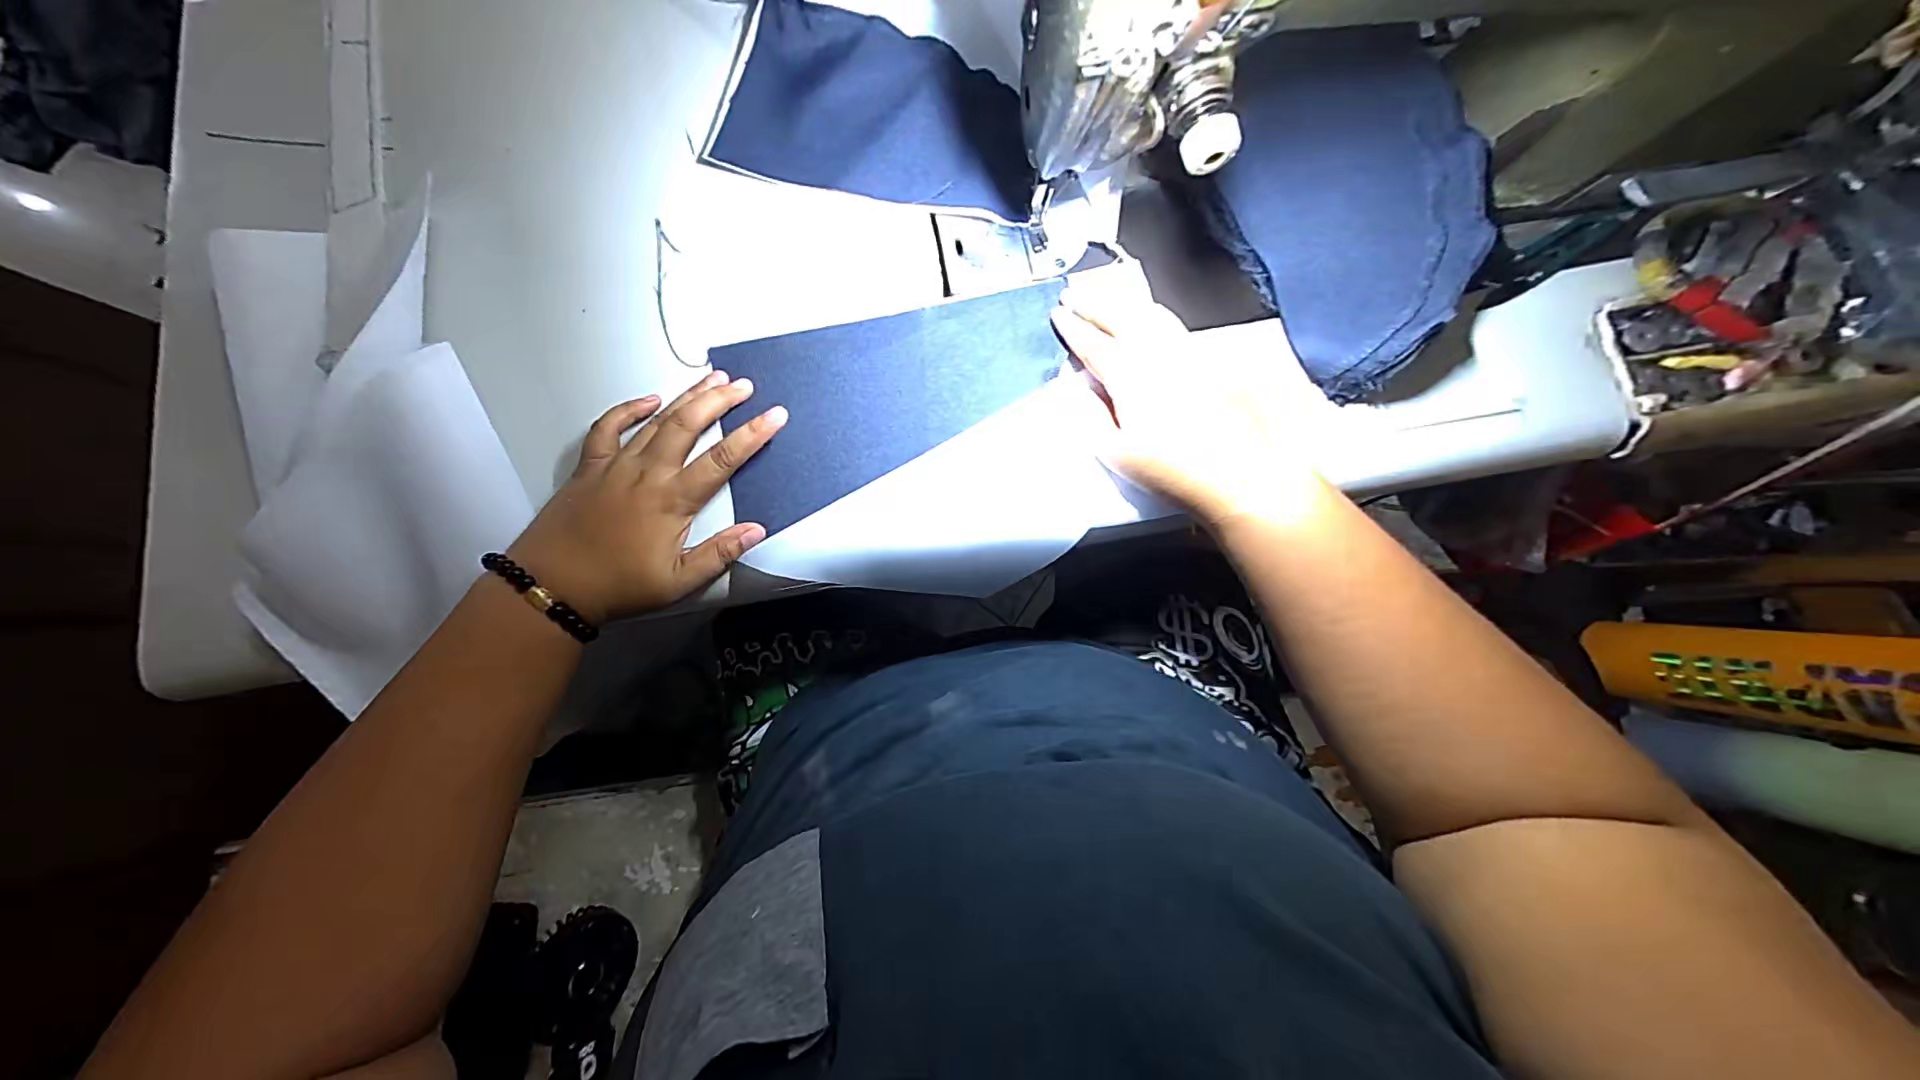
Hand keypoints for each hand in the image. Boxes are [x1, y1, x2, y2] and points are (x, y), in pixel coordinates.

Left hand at [506, 371, 785, 622]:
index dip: (753, 435)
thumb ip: (719, 553)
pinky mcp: (591, 467)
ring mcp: (616, 466)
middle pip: (689, 425)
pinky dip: (629, 409)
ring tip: (711, 380)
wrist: (552, 585)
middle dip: (720, 400)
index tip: (774, 416)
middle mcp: (646, 475)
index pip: (722, 459)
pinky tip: (648, 400)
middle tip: (743, 385)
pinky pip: (609, 427)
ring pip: (657, 420)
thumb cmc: (616, 586)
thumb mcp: (677, 581)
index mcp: (671, 501)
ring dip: (686, 397)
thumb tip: (755, 531)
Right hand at [1050, 282, 1327, 529]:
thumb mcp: (1115, 452)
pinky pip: (1172, 324)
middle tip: (1075, 293)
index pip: (1093, 344)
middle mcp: (1158, 356)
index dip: (1072, 328)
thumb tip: (1078, 386)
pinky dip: (1151, 312)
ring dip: (1123, 301)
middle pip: (1121, 316)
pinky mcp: (1207, 362)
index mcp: (1129, 377)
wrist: (1235, 476)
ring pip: (1150, 313)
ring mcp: (1186, 354)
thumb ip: (1091, 414)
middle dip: (1095, 301)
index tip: (1058, 314)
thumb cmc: (1170, 471)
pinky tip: (1148, 316)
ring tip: (1106, 296)